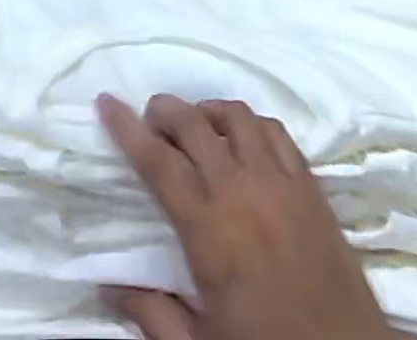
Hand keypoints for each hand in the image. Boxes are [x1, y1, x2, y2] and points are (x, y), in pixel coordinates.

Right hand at [97, 94, 393, 339]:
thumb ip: (150, 314)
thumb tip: (105, 288)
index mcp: (207, 227)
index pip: (156, 160)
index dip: (125, 127)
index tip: (105, 101)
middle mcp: (240, 190)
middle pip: (192, 123)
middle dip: (163, 110)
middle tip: (149, 119)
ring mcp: (280, 182)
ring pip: (236, 116)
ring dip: (207, 110)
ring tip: (196, 125)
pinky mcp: (311, 186)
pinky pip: (277, 132)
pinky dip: (251, 123)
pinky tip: (242, 139)